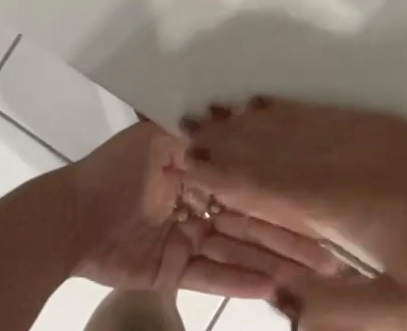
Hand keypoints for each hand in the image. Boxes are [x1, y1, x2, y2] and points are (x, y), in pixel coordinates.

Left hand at [57, 119, 341, 297]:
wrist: (70, 217)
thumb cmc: (113, 171)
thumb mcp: (154, 138)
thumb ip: (198, 136)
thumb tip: (240, 118)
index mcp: (195, 169)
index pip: (247, 183)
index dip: (281, 194)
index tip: (319, 204)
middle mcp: (197, 203)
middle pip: (251, 222)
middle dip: (291, 237)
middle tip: (335, 255)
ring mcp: (188, 239)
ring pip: (240, 251)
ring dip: (276, 262)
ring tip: (317, 276)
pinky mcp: (175, 269)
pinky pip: (215, 276)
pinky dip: (242, 281)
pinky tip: (274, 288)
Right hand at [179, 98, 406, 328]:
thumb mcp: (403, 313)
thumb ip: (337, 312)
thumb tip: (278, 298)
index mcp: (347, 200)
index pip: (271, 183)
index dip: (226, 172)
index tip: (187, 160)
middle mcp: (348, 156)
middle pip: (273, 144)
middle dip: (225, 138)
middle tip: (181, 129)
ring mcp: (366, 133)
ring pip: (293, 122)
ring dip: (248, 119)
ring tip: (211, 113)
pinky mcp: (382, 124)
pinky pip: (321, 111)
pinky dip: (286, 109)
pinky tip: (266, 105)